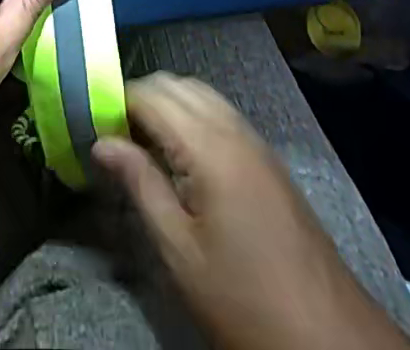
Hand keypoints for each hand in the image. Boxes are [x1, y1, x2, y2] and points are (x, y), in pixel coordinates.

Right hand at [94, 75, 409, 349]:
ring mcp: (255, 138)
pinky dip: (193, 117)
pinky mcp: (265, 154)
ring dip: (168, 105)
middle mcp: (234, 128)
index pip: (153, 94)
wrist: (319, 323)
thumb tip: (102, 142)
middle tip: (113, 137)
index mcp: (209, 146)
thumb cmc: (238, 293)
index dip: (118, 101)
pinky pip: (221, 113)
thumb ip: (140, 184)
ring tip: (141, 146)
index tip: (91, 124)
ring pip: (202, 94)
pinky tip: (178, 154)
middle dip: (141, 99)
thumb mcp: (178, 248)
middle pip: (178, 85)